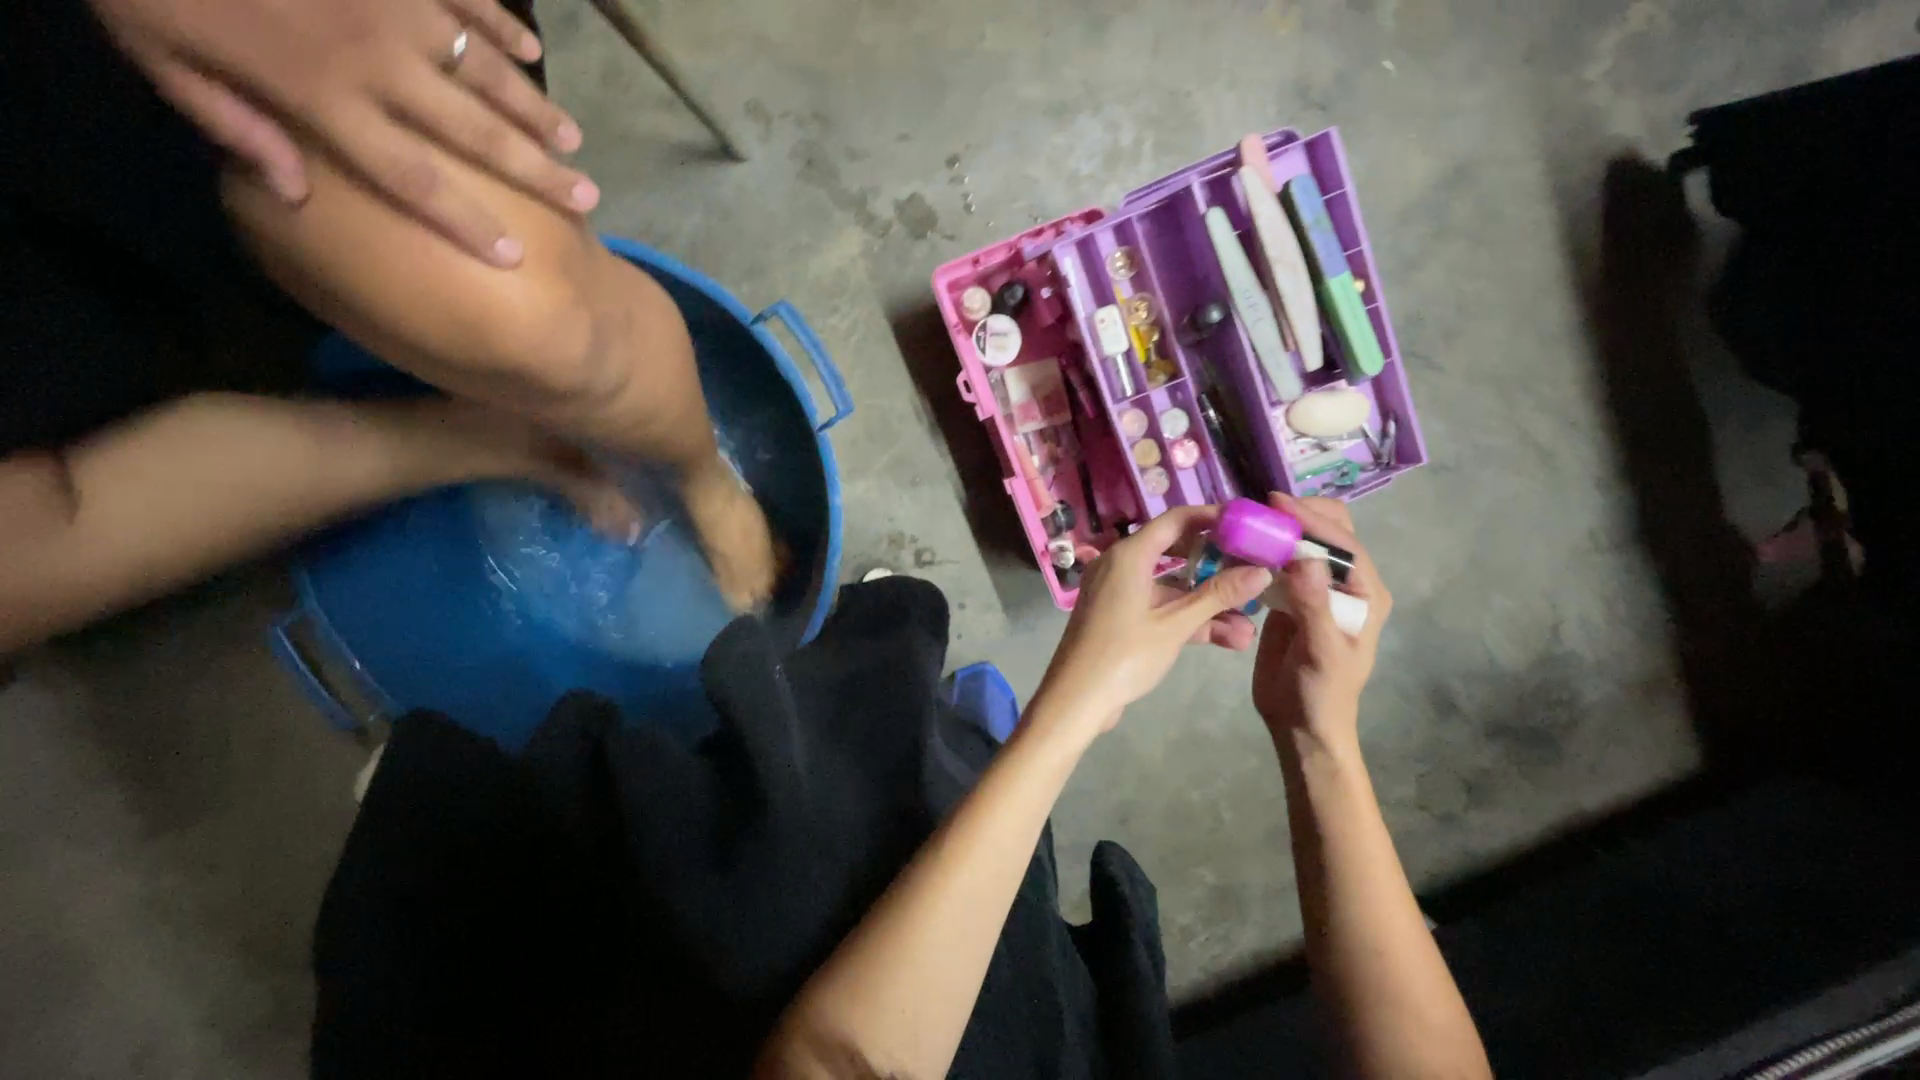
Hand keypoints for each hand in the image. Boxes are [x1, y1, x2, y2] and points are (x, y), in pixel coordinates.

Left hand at [88, 0, 598, 265]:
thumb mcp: (161, 58)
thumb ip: (237, 128)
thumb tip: (295, 196)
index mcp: (323, 98)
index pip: (413, 180)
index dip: (467, 223)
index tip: (514, 255)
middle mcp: (381, 63)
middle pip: (478, 135)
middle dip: (540, 172)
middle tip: (588, 198)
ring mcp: (400, 7)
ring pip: (489, 72)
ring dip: (536, 109)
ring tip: (574, 139)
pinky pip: (470, 1)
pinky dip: (505, 27)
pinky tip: (533, 51)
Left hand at [1033, 506, 1273, 734]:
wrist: (1075, 700)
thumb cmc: (1124, 655)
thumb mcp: (1176, 625)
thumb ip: (1218, 595)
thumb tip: (1263, 571)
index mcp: (1129, 555)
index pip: (1177, 520)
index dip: (1214, 518)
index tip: (1249, 525)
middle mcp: (1122, 565)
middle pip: (1178, 552)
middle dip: (1218, 566)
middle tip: (1256, 570)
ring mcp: (1121, 592)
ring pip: (1173, 588)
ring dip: (1210, 605)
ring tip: (1251, 624)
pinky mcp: (1122, 617)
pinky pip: (1161, 608)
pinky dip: (1190, 620)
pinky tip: (1230, 639)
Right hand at [1251, 495, 1390, 747]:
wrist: (1301, 724)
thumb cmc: (1322, 693)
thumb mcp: (1323, 653)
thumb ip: (1315, 607)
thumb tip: (1305, 559)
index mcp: (1364, 593)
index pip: (1343, 542)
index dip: (1312, 519)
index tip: (1275, 503)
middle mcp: (1343, 584)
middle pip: (1327, 532)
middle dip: (1296, 517)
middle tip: (1257, 514)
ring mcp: (1315, 589)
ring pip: (1299, 544)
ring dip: (1275, 531)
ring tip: (1242, 525)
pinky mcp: (1289, 598)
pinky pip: (1276, 565)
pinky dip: (1260, 552)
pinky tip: (1237, 549)